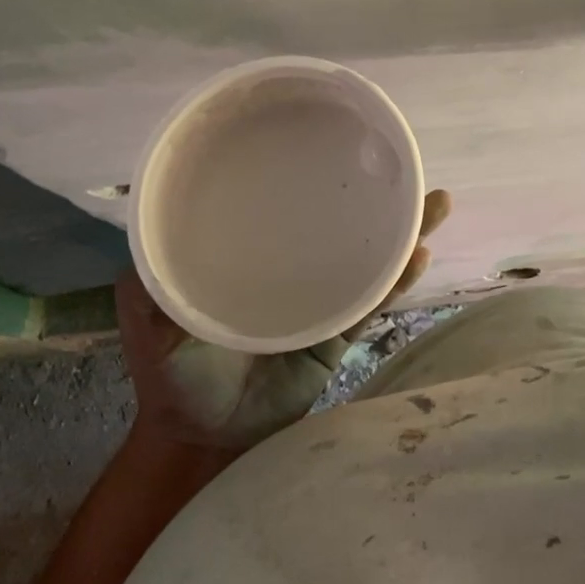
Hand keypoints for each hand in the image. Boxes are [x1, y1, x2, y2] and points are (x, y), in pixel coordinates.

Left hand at [117, 189, 450, 453]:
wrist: (204, 443)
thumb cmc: (172, 377)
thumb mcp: (149, 321)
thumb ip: (149, 281)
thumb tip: (154, 217)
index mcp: (252, 258)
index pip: (285, 206)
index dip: (313, 174)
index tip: (340, 140)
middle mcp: (293, 271)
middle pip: (340, 226)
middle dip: (380, 199)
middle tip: (412, 173)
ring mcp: (321, 303)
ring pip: (368, 260)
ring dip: (404, 232)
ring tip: (435, 203)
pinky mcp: (338, 338)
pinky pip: (371, 305)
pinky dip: (396, 282)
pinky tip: (418, 256)